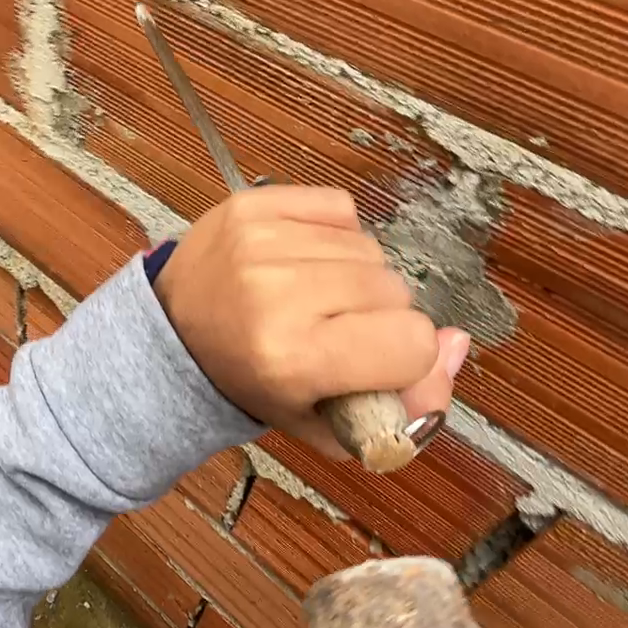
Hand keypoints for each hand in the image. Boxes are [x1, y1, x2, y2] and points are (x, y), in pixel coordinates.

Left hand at [155, 186, 470, 460]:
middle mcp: (275, 292)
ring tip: (314, 295)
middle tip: (335, 328)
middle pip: (392, 288)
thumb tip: (457, 341)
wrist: (170, 332)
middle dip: (380, 314)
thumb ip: (406, 402)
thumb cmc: (250, 381)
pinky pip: (338, 206)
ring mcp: (260, 240)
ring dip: (356, 274)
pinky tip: (306, 259)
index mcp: (294, 357)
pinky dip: (335, 233)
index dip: (406, 355)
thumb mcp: (325, 422)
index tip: (374, 361)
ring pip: (368, 247)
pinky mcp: (250, 204)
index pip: (411, 340)